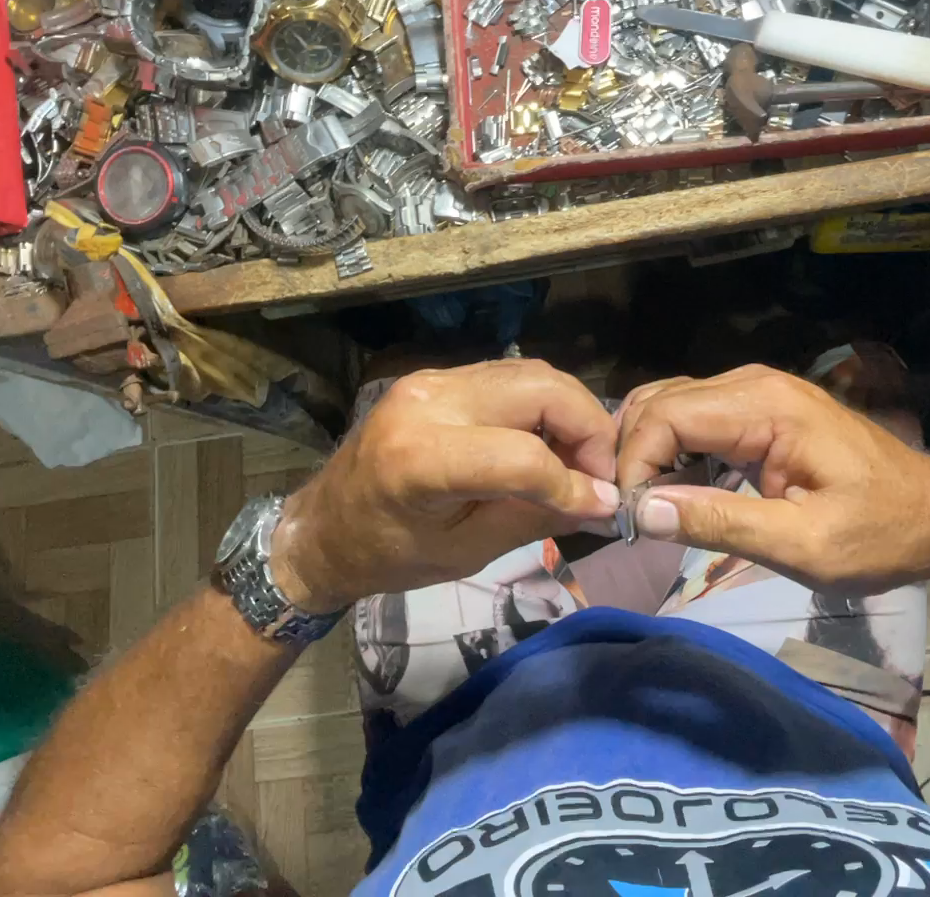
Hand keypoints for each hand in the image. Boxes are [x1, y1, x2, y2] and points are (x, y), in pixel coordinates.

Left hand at [269, 359, 620, 612]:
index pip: (523, 455)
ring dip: (567, 413)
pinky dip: (540, 406)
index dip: (575, 481)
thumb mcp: (464, 552)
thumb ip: (535, 518)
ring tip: (575, 462)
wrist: (324, 526)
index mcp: (421, 458)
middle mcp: (428, 402)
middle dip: (586, 427)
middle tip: (597, 475)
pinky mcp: (435, 378)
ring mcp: (430, 380)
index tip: (605, 505)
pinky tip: (545, 444)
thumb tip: (601, 501)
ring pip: (530, 373)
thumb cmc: (387, 556)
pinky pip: (507, 379)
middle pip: (540, 387)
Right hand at [615, 365, 929, 591]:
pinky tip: (673, 485)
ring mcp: (755, 389)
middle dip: (632, 455)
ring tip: (648, 502)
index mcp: (766, 406)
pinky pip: (692, 412)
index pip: (665, 416)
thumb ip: (722, 523)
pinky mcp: (758, 405)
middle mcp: (753, 383)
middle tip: (634, 514)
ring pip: (668, 402)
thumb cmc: (882, 534)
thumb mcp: (805, 544)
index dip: (634, 464)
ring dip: (645, 448)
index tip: (633, 519)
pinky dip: (668, 445)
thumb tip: (644, 512)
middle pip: (658, 402)